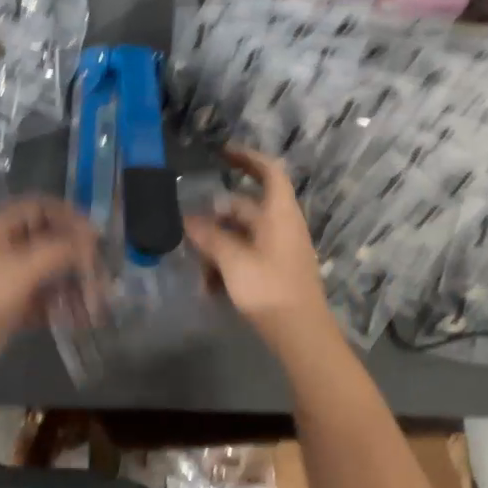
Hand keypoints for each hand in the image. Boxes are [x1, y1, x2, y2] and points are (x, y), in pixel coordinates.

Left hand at [0, 196, 96, 374]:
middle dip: (78, 260)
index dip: (70, 218)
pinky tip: (81, 321)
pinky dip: (62, 309)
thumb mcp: (22, 268)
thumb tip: (90, 236)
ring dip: (74, 288)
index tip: (97, 238)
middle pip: (50, 243)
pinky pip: (43, 303)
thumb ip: (60, 250)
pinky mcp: (9, 310)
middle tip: (102, 281)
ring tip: (96, 308)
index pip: (42, 209)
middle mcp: (5, 249)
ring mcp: (7, 281)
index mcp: (1, 228)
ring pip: (49, 275)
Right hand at [184, 147, 337, 352]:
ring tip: (194, 262)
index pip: (270, 171)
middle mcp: (282, 226)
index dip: (248, 158)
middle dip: (215, 216)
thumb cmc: (270, 290)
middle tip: (187, 223)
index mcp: (280, 214)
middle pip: (247, 207)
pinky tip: (208, 285)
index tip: (222, 153)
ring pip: (242, 235)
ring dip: (216, 245)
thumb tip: (188, 220)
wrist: (301, 334)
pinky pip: (246, 257)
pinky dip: (226, 264)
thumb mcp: (233, 261)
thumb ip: (210, 237)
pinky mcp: (275, 272)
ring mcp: (280, 250)